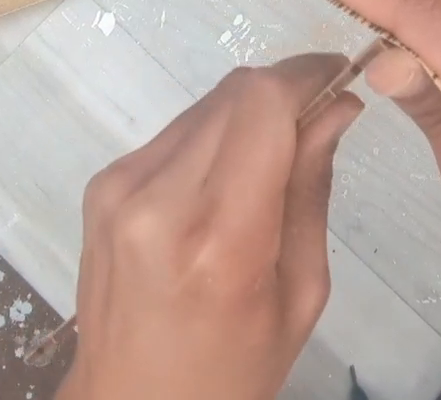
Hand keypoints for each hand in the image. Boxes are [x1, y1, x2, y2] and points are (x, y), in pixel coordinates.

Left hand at [58, 55, 361, 399]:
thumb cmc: (234, 366)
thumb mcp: (300, 291)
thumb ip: (312, 185)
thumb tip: (338, 103)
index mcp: (219, 239)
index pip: (262, 105)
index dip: (305, 75)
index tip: (338, 75)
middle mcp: (158, 198)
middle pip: (235, 92)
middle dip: (285, 89)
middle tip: (317, 112)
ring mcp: (120, 186)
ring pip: (207, 103)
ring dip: (250, 110)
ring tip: (272, 152)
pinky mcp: (102, 181)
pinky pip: (177, 129)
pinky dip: (215, 134)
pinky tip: (225, 174)